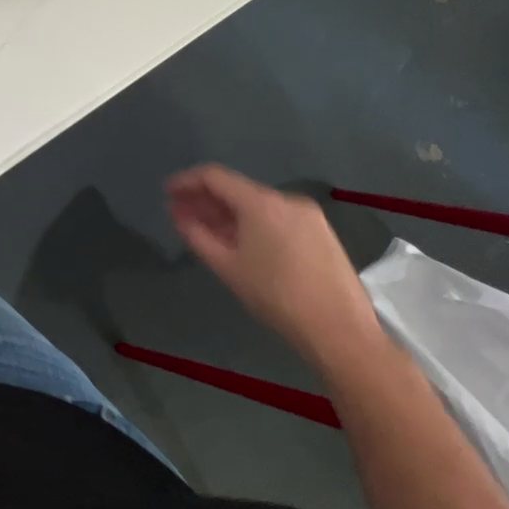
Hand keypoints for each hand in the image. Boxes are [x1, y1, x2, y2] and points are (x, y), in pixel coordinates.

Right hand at [166, 164, 383, 367]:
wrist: (341, 332)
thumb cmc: (276, 296)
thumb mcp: (226, 266)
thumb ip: (197, 234)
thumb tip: (180, 215)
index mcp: (262, 203)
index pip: (214, 177)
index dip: (186, 181)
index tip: (167, 194)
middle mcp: (287, 200)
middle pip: (237, 190)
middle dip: (206, 200)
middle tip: (181, 215)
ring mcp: (309, 217)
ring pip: (257, 205)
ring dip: (228, 214)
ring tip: (207, 232)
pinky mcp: (322, 234)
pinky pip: (276, 218)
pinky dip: (252, 223)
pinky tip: (240, 243)